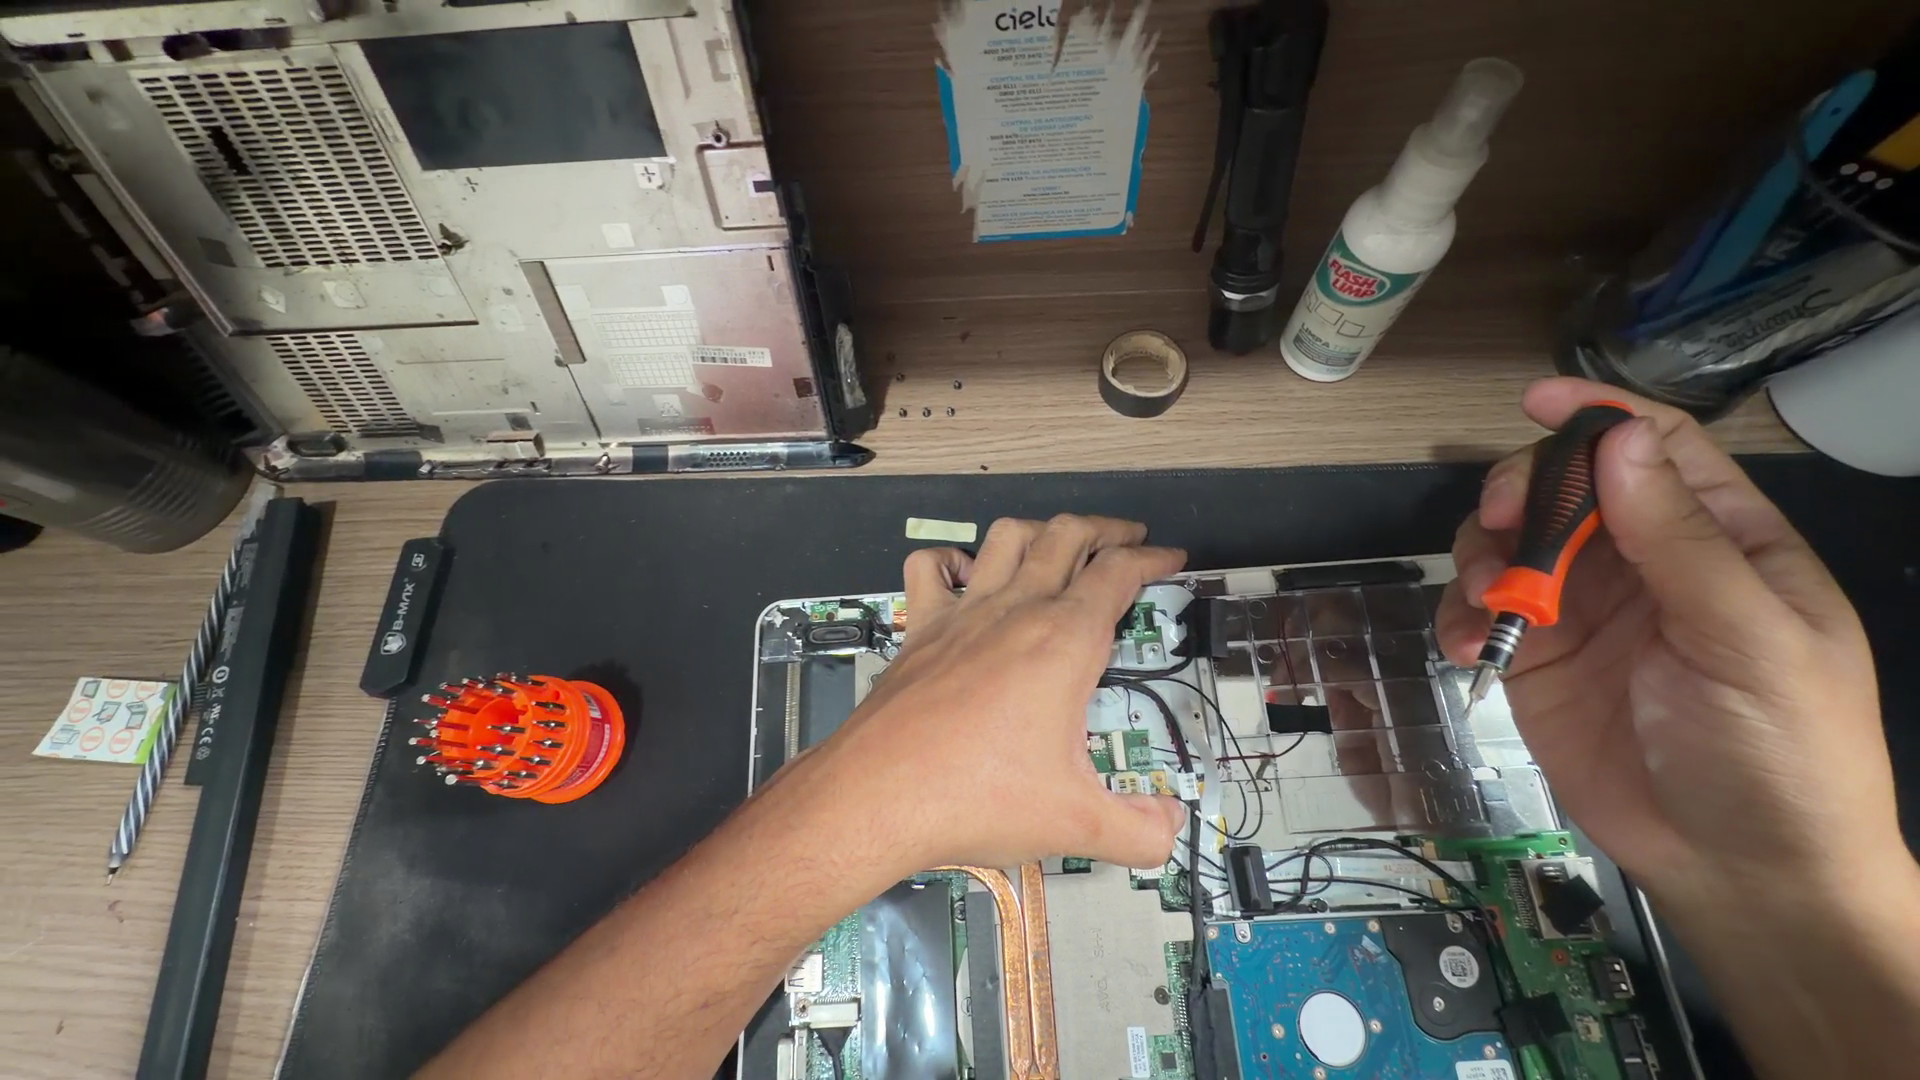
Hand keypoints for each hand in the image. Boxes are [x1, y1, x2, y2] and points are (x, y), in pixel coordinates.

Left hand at [786, 514, 1188, 872]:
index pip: (1118, 573)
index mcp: (1064, 640)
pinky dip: (951, 560)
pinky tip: (967, 577)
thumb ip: (1141, 831)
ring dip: (1040, 530)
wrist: (880, 795)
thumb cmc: (980, 799)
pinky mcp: (921, 627)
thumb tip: (1172, 826)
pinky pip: (930, 568)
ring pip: (1007, 536)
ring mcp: (963, 612)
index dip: (1152, 559)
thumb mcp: (1077, 826)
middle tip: (1129, 539)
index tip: (1170, 558)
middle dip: (1107, 528)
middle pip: (1068, 535)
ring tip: (1060, 546)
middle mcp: (1016, 609)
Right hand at [1436, 378, 1898, 914]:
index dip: (1601, 418)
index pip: (1657, 453)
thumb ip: (1680, 541)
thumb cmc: (1774, 750)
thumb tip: (1617, 444)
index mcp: (1717, 545)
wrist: (1730, 863)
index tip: (1537, 403)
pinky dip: (1455, 617)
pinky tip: (1465, 646)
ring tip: (1486, 601)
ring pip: (1504, 544)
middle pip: (1559, 490)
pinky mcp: (1529, 653)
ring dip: (1479, 557)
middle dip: (1517, 492)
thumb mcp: (1747, 640)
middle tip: (1496, 522)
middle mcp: (1638, 565)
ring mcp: (1577, 609)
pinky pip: (1474, 610)